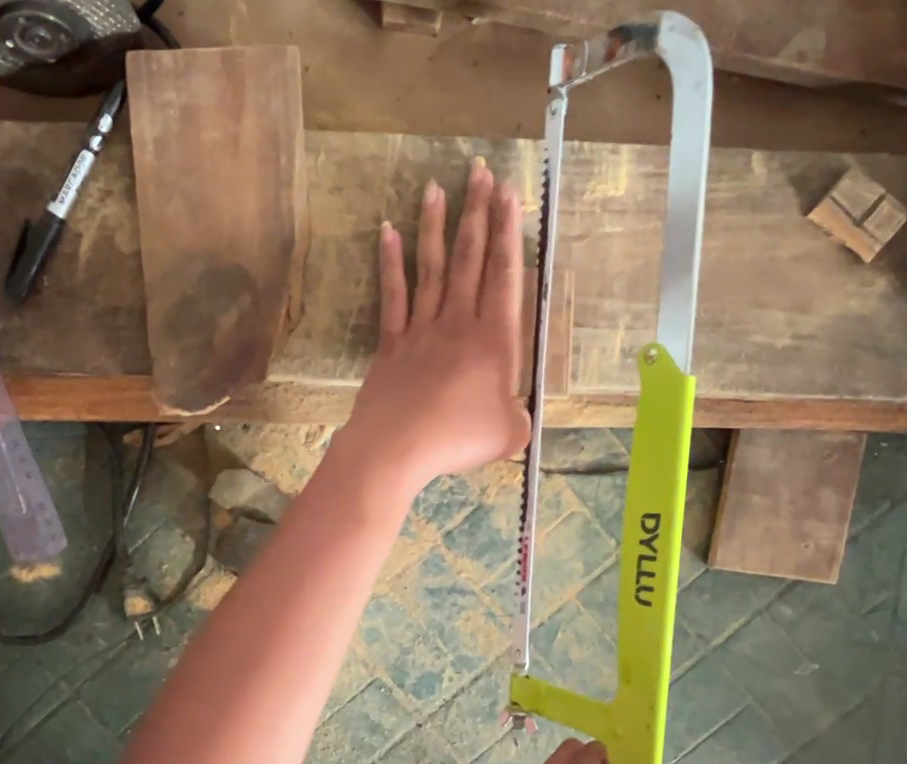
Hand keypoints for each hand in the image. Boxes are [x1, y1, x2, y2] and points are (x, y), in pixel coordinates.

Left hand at [340, 157, 530, 497]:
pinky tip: (389, 232)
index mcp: (494, 341)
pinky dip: (391, 263)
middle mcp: (458, 324)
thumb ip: (518, 414)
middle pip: (470, 260)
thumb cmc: (458, 439)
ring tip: (435, 187)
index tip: (509, 195)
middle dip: (477, 214)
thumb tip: (514, 411)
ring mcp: (421, 330)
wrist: (396, 447)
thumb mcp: (509, 433)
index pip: (504, 275)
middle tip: (480, 173)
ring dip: (436, 226)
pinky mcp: (391, 343)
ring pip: (432, 269)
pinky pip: (393, 296)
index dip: (508, 233)